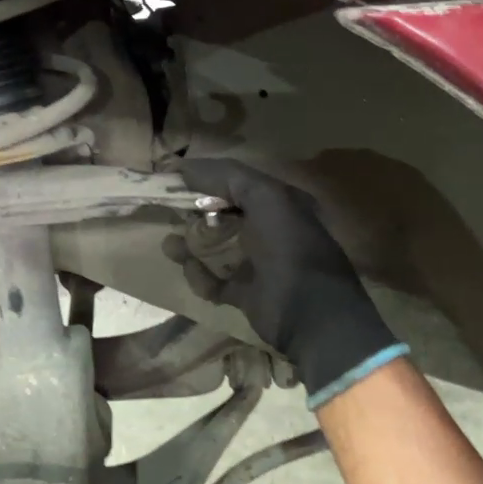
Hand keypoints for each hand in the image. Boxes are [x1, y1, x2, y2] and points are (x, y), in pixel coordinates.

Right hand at [167, 159, 406, 407]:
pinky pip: (215, 280)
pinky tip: (191, 270)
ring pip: (215, 246)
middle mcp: (269, 229)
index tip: (173, 177)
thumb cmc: (290, 248)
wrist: (313, 316)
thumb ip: (228, 177)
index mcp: (280, 203)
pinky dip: (200, 276)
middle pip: (222, 213)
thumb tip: (185, 166)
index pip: (236, 182)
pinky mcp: (247, 293)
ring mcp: (258, 263)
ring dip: (191, 243)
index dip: (205, 177)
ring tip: (170, 245)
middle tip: (169, 210)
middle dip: (194, 211)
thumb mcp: (266, 198)